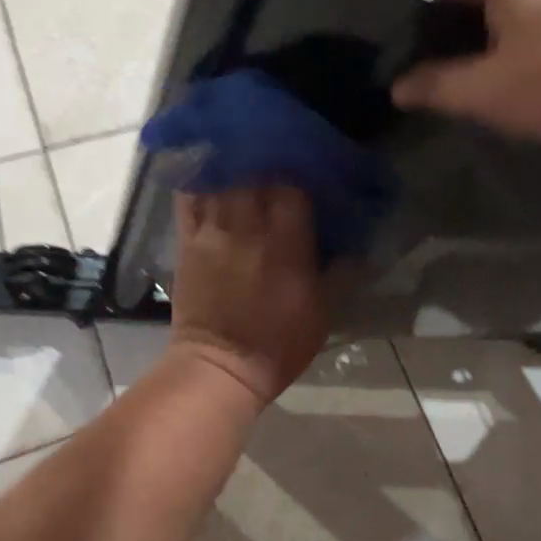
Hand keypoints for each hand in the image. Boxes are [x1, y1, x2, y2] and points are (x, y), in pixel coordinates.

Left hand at [169, 186, 325, 406]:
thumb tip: (352, 247)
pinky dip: (200, 186)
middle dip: (267, 175)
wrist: (220, 365)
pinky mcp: (188, 240)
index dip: (300, 184)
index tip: (305, 188)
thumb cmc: (278, 344)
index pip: (293, 191)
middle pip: (257, 179)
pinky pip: (190, 199)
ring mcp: (214, 230)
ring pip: (224, 182)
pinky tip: (209, 182)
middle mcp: (248, 228)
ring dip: (235, 175)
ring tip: (244, 175)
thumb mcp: (321, 311)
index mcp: (285, 243)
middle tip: (273, 179)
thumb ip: (336, 272)